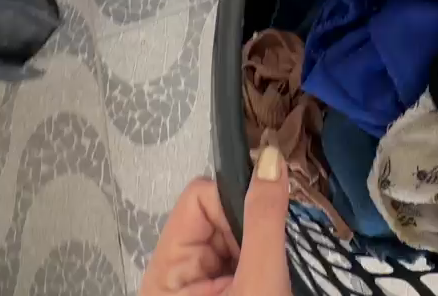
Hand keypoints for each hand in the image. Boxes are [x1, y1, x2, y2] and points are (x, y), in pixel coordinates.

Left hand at [139, 144, 292, 295]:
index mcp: (166, 272)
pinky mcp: (218, 291)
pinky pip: (240, 253)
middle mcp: (176, 274)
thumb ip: (263, 219)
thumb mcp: (258, 282)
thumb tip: (271, 156)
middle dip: (250, 226)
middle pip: (218, 212)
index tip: (264, 224)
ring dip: (258, 243)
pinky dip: (260, 258)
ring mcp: (198, 285)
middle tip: (269, 259)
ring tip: (271, 276)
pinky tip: (269, 280)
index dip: (236, 202)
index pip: (200, 197)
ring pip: (234, 232)